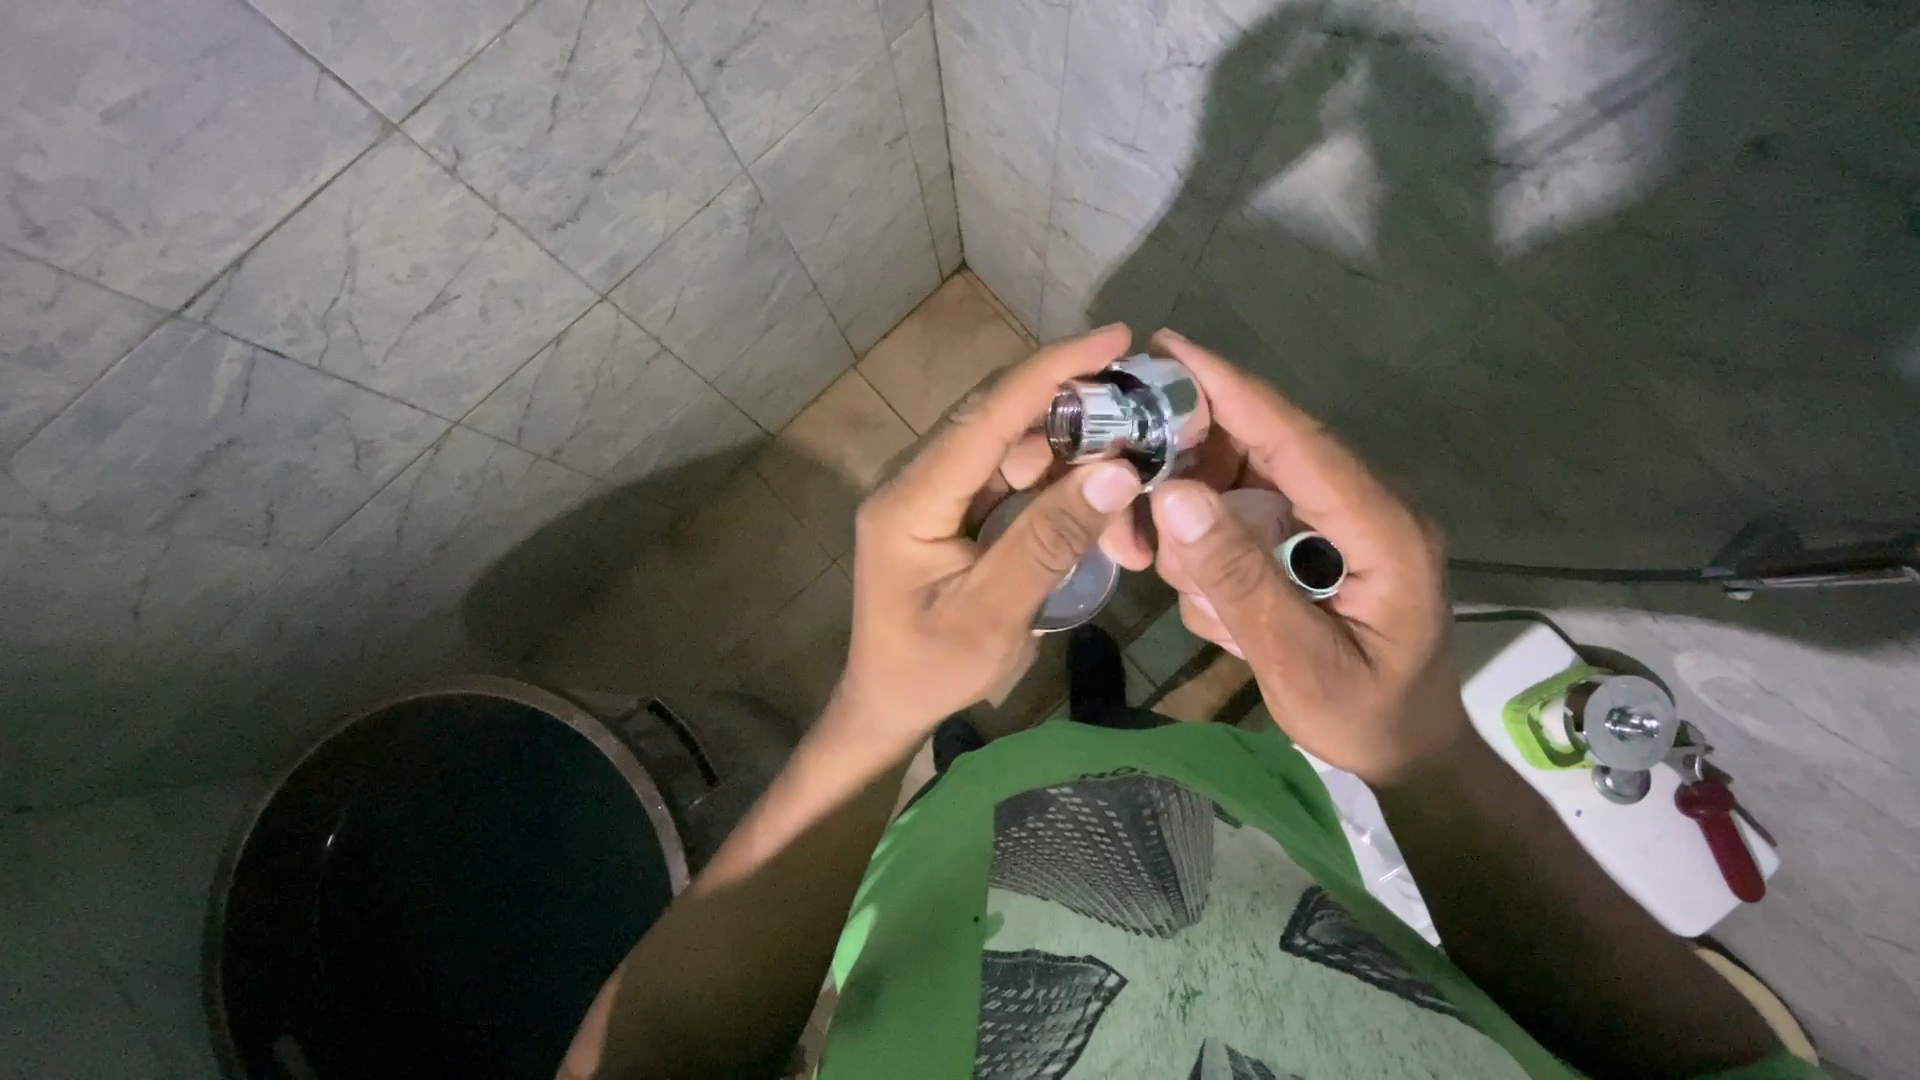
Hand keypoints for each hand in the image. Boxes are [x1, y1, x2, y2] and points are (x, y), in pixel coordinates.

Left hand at [834, 325, 1144, 754]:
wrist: (886, 705)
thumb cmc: (930, 671)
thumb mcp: (993, 615)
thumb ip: (1050, 541)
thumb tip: (1116, 473)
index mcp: (912, 500)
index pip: (987, 417)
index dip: (1052, 373)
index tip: (1115, 338)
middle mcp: (918, 483)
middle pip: (1002, 423)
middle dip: (1077, 416)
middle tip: (1146, 420)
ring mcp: (935, 496)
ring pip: (1015, 452)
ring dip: (1075, 467)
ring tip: (1131, 497)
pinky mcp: (953, 513)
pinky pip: (1013, 481)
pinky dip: (1059, 491)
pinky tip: (1098, 509)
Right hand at [1141, 330, 1467, 787]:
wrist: (1407, 753)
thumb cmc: (1365, 717)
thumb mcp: (1297, 661)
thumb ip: (1238, 577)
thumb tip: (1175, 495)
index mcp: (1380, 528)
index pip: (1296, 439)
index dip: (1231, 389)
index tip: (1170, 346)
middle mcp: (1363, 507)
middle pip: (1262, 454)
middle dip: (1194, 482)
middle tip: (1147, 522)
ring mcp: (1338, 523)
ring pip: (1242, 490)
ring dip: (1202, 539)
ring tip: (1212, 611)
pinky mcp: (1317, 540)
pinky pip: (1246, 521)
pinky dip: (1215, 557)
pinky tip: (1225, 614)